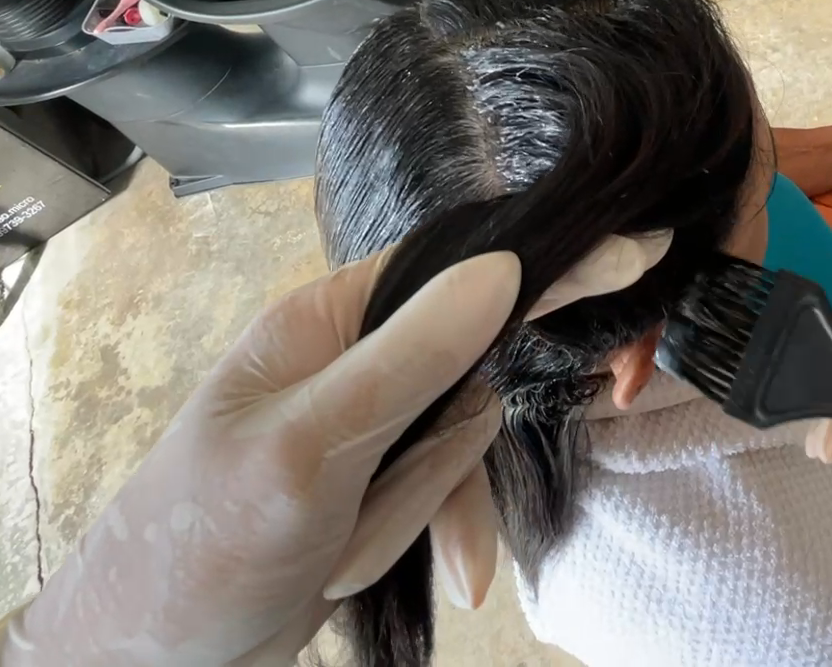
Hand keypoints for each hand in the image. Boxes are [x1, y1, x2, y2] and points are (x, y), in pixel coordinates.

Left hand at [0, 232, 670, 666]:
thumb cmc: (202, 549)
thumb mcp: (308, 450)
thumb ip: (411, 354)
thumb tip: (503, 266)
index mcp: (330, 317)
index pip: (453, 267)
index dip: (538, 264)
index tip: (629, 253)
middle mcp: (358, 354)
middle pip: (467, 363)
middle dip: (442, 449)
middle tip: (382, 499)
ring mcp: (373, 418)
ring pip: (461, 433)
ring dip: (423, 504)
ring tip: (347, 557)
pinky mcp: (382, 474)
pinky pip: (448, 483)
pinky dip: (445, 527)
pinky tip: (456, 579)